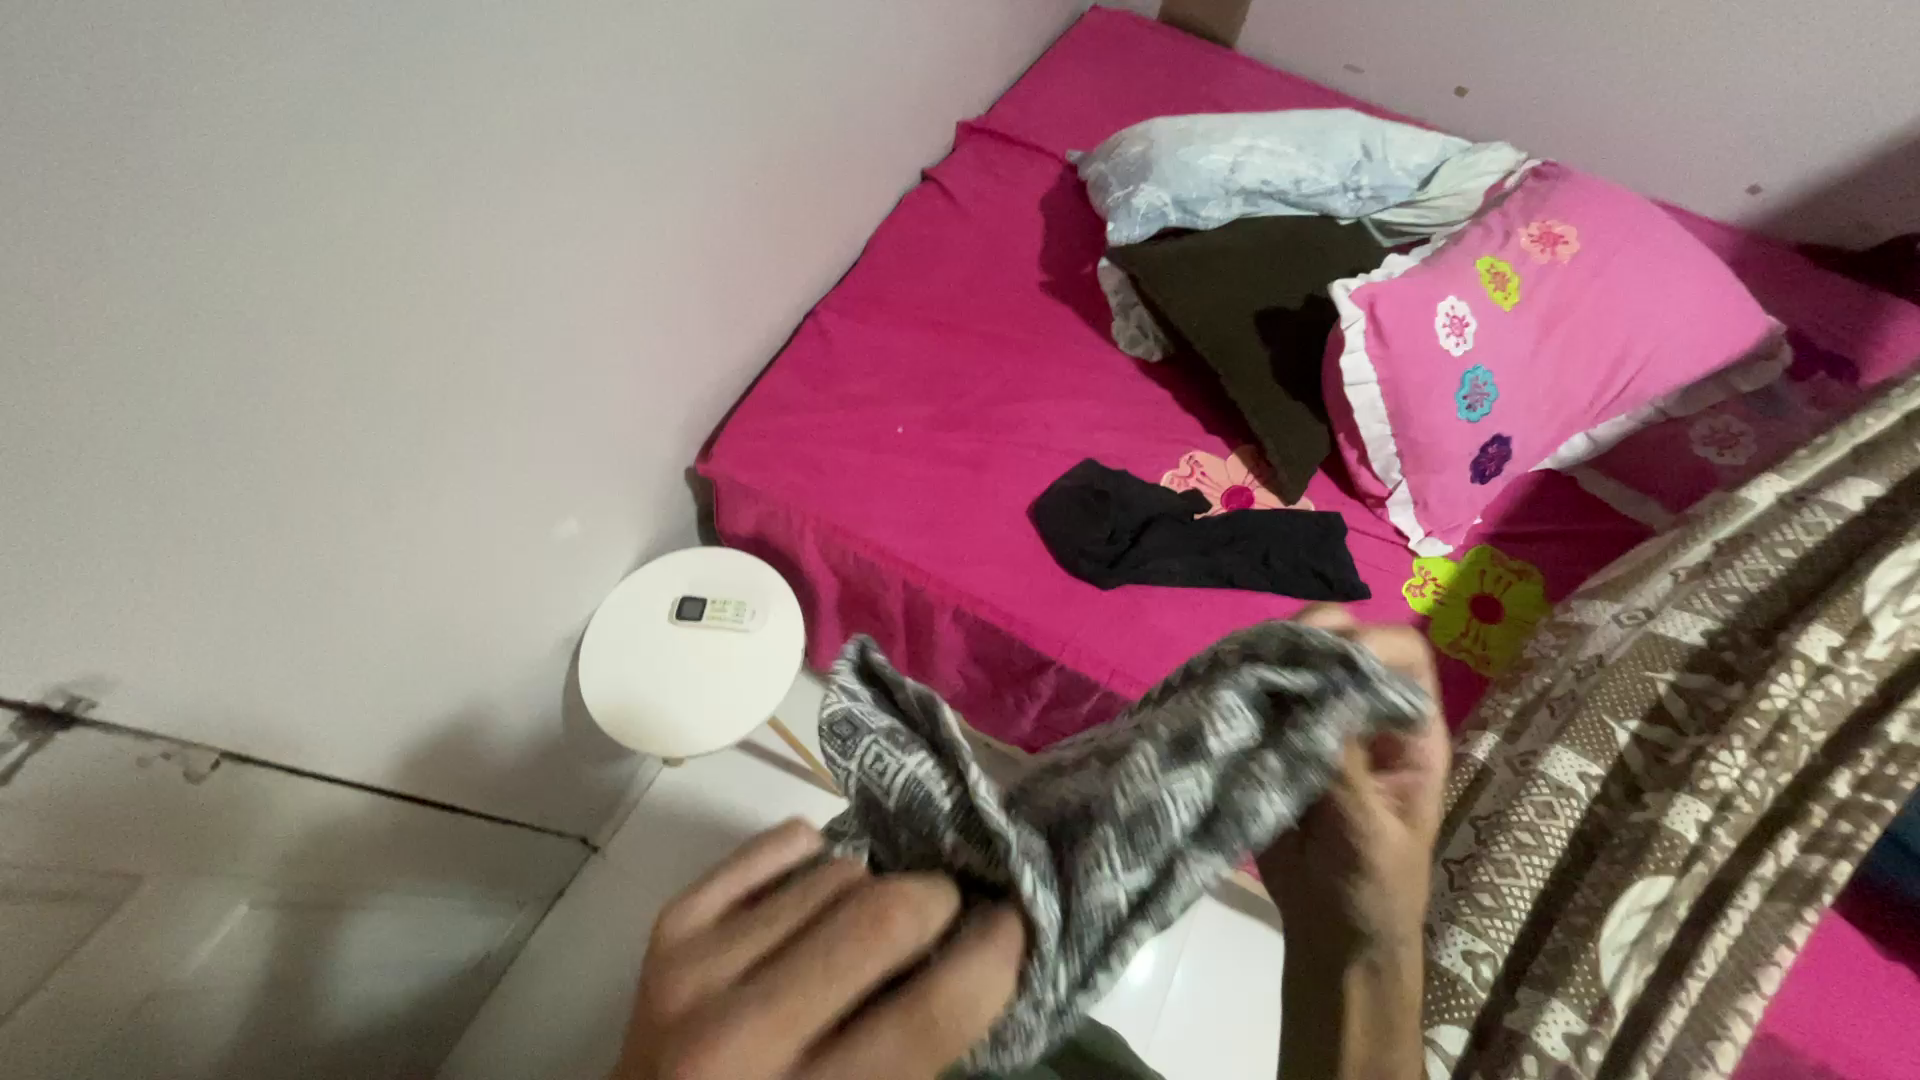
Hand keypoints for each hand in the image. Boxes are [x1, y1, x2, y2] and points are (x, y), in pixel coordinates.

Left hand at [611, 820, 1024, 1079]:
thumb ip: (919, 1041)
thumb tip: (979, 937)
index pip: (934, 1008)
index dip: (996, 951)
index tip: (1014, 921)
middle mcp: (744, 1040)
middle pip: (885, 915)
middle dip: (938, 899)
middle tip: (944, 910)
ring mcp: (696, 974)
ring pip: (838, 871)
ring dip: (868, 889)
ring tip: (860, 923)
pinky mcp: (670, 928)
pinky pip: (777, 846)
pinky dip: (812, 854)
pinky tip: (812, 888)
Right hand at [1258, 604, 1450, 952]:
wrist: (1330, 931)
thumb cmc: (1372, 889)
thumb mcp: (1369, 832)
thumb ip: (1345, 766)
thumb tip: (1317, 695)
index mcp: (1405, 730)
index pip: (1401, 656)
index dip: (1368, 646)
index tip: (1327, 667)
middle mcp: (1360, 713)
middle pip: (1341, 640)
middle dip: (1309, 639)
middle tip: (1270, 664)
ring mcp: (1312, 721)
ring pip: (1292, 660)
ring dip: (1266, 660)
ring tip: (1238, 677)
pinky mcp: (1271, 736)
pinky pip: (1255, 694)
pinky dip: (1237, 685)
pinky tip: (1221, 694)